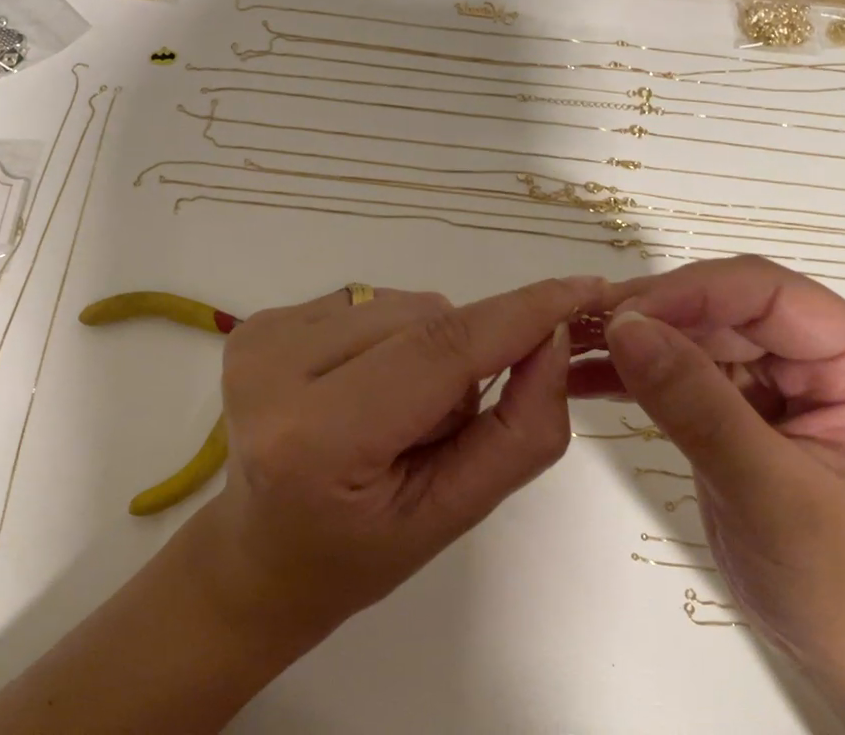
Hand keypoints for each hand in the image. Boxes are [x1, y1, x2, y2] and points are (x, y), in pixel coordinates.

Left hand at [0, 276, 603, 734]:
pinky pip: (367, 303)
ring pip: (401, 303)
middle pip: (426, 320)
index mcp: (314, 435)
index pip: (441, 352)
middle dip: (465, 358)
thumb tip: (553, 338)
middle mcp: (272, 367)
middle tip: (444, 426)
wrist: (261, 553)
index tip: (587, 289)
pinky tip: (363, 390)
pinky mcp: (256, 321)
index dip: (521, 315)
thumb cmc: (356, 555)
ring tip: (396, 414)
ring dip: (425, 349)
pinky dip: (390, 340)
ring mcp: (257, 336)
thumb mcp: (450, 515)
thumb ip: (517, 434)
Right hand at [592, 256, 844, 733]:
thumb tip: (624, 327)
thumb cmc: (835, 577)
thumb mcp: (767, 490)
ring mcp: (779, 378)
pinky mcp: (740, 404)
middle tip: (578, 330)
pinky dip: (635, 372)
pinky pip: (682, 369)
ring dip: (634, 339)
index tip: (618, 315)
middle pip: (725, 306)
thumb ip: (697, 404)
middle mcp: (822, 354)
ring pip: (695, 331)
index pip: (768, 293)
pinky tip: (584, 377)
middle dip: (653, 314)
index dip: (691, 292)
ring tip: (568, 347)